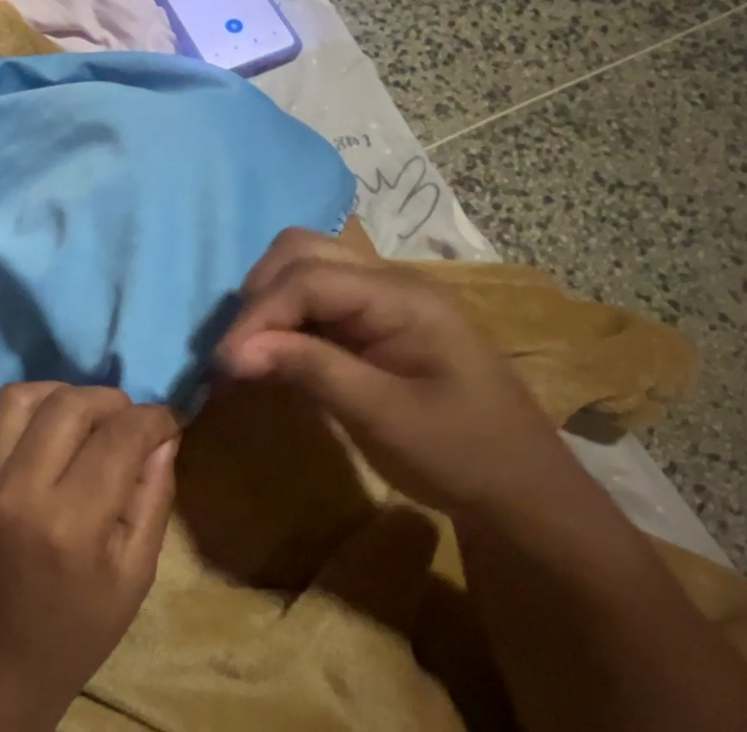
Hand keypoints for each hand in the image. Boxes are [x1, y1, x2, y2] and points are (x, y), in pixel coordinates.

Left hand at [0, 384, 178, 729]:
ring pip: (19, 396)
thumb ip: (153, 499)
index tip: (168, 423)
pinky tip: (36, 430)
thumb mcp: (134, 576)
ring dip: (59, 394)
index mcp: (74, 521)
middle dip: (111, 400)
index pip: (121, 436)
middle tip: (128, 421)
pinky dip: (12, 411)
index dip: (154, 418)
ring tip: (82, 416)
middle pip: (70, 404)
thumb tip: (165, 437)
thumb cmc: (76, 630)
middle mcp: (23, 487)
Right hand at [212, 229, 586, 525]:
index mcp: (404, 298)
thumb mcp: (383, 417)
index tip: (222, 362)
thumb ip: (308, 370)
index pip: (308, 278)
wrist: (524, 492)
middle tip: (236, 352)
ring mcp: (385, 299)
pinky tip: (273, 354)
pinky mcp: (376, 321)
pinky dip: (284, 318)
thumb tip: (229, 352)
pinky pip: (316, 298)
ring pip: (304, 268)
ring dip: (268, 303)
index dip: (257, 315)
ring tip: (249, 353)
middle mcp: (391, 283)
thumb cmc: (462, 455)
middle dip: (258, 296)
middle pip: (302, 252)